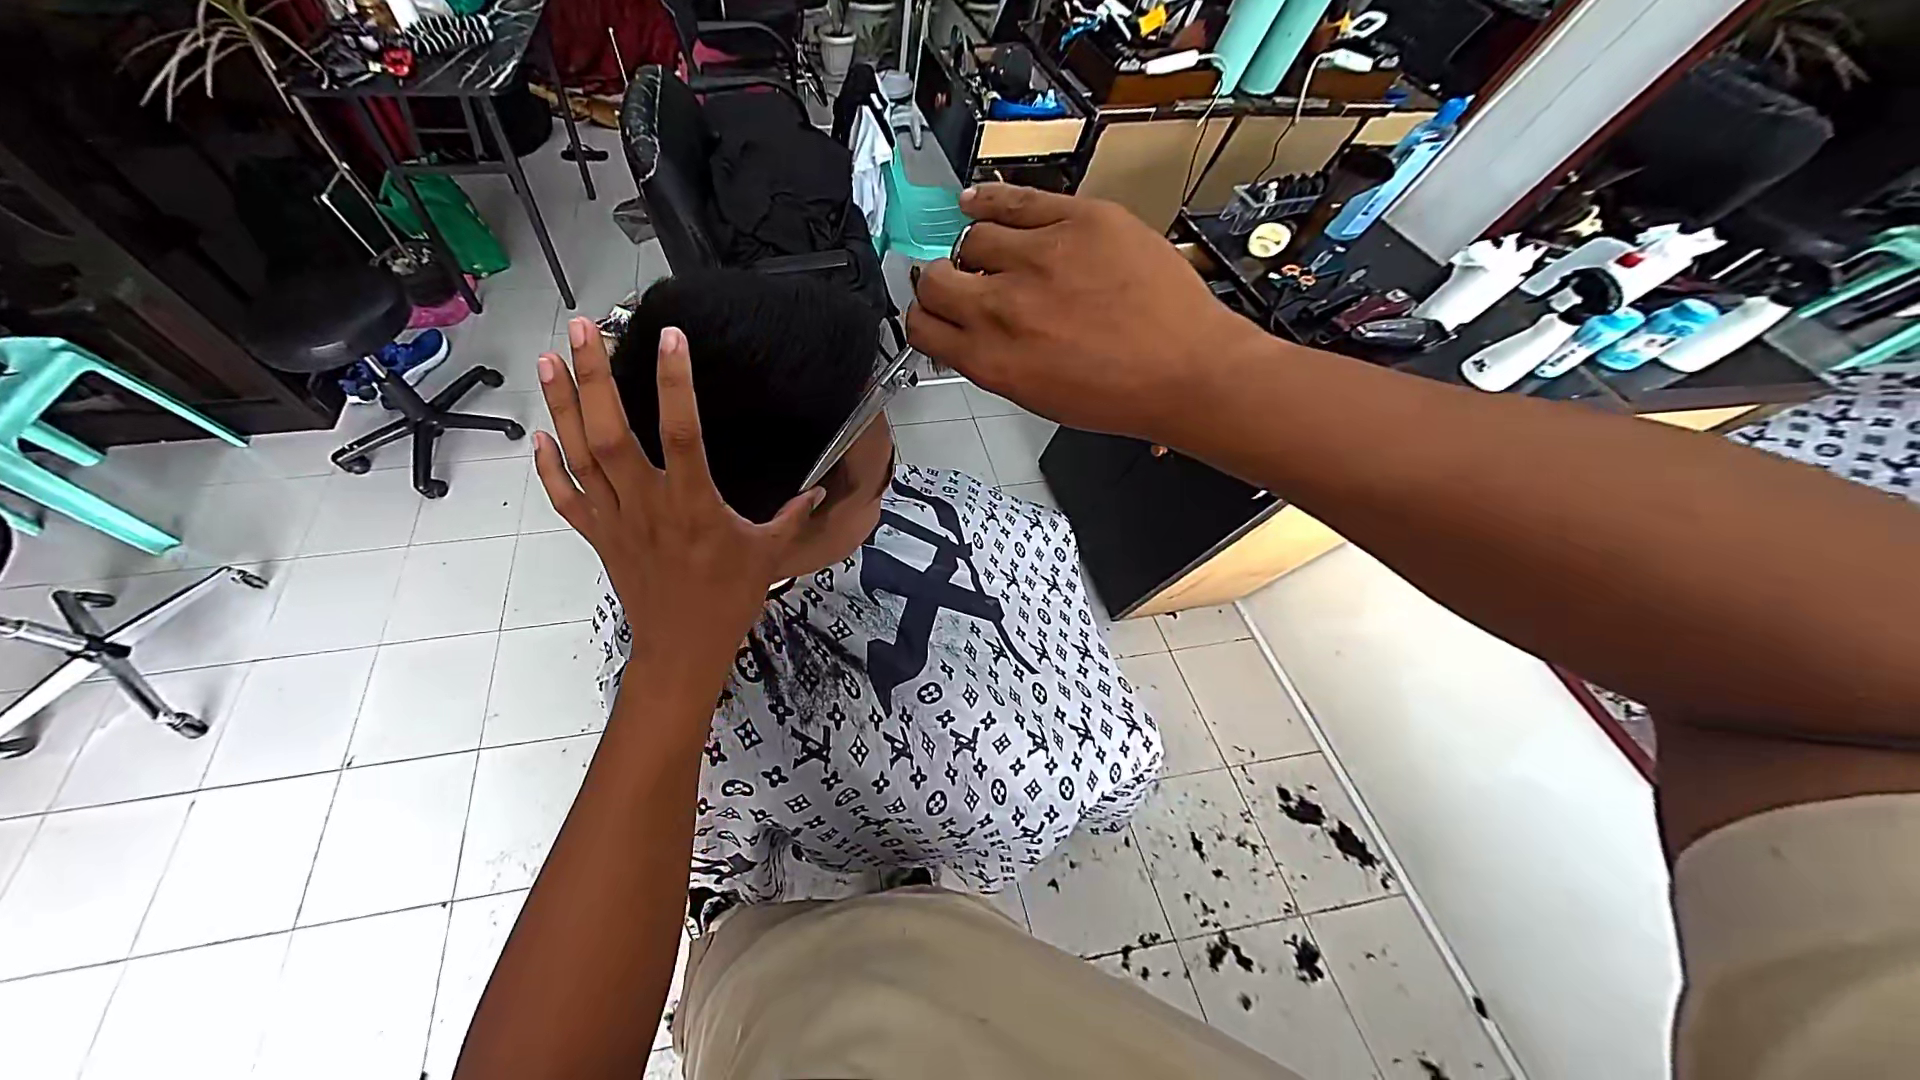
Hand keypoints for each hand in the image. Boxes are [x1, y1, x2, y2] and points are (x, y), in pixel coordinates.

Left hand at [533, 318, 823, 696]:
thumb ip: (792, 517)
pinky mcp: (599, 536)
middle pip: (611, 432)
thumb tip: (818, 490)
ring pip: (580, 455)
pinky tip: (541, 436)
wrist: (683, 648)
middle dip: (594, 377)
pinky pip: (566, 497)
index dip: (675, 383)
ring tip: (549, 360)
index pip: (682, 432)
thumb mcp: (769, 556)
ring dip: (563, 406)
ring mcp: (616, 519)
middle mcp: (648, 504)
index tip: (671, 340)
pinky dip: (549, 466)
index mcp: (693, 504)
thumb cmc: (727, 601)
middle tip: (584, 329)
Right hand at [906, 184, 1263, 438]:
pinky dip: (987, 198)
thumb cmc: (1123, 392)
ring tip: (998, 256)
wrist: (1186, 370)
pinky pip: (1011, 198)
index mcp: (992, 360)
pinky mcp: (1076, 221)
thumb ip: (994, 360)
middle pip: (935, 278)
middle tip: (959, 282)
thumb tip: (971, 334)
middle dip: (941, 282)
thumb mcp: (1038, 396)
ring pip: (972, 236)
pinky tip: (977, 200)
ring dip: (978, 249)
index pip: (923, 326)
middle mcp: (1004, 308)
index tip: (935, 311)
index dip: (925, 317)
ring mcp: (1039, 259)